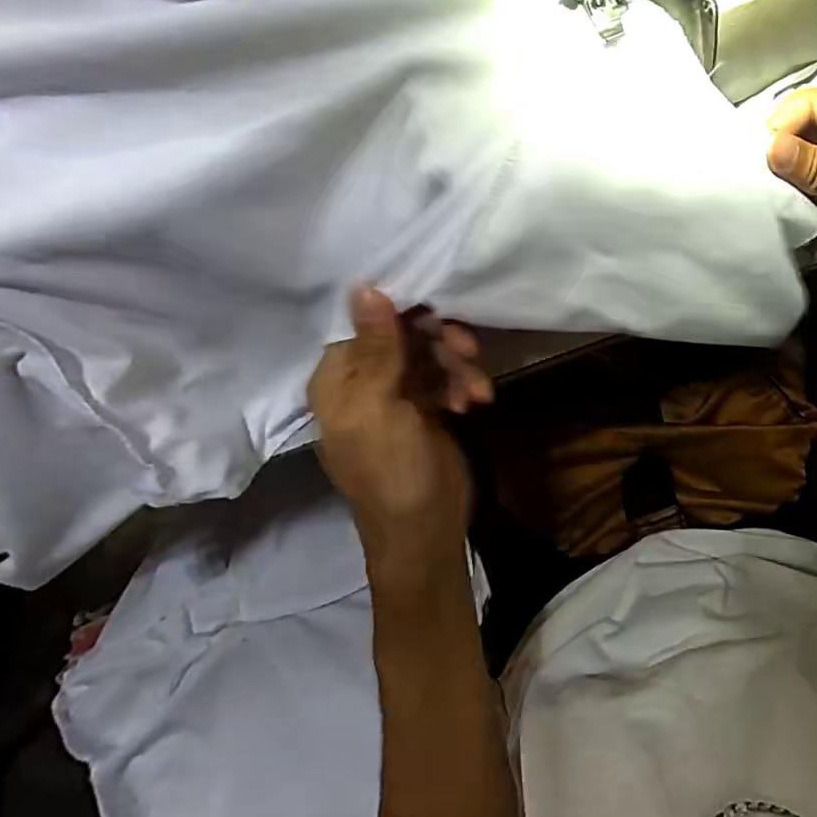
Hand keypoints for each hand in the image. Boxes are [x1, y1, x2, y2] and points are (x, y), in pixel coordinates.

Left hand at [309, 288, 493, 580]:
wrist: (424, 529)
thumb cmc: (392, 469)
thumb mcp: (381, 407)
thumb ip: (378, 348)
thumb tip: (366, 287)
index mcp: (338, 378)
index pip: (368, 324)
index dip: (403, 314)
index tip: (440, 313)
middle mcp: (365, 381)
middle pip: (405, 336)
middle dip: (440, 342)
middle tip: (468, 350)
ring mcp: (399, 396)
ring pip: (432, 356)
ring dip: (458, 367)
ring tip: (477, 393)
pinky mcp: (428, 409)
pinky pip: (448, 379)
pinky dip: (464, 386)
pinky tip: (477, 403)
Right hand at [767, 81, 816, 287]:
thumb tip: (768, 149)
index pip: (816, 102)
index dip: (784, 127)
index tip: (758, 160)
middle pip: (810, 126)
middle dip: (785, 149)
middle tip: (756, 178)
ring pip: (812, 154)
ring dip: (791, 172)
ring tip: (766, 192)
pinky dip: (804, 189)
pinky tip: (786, 202)